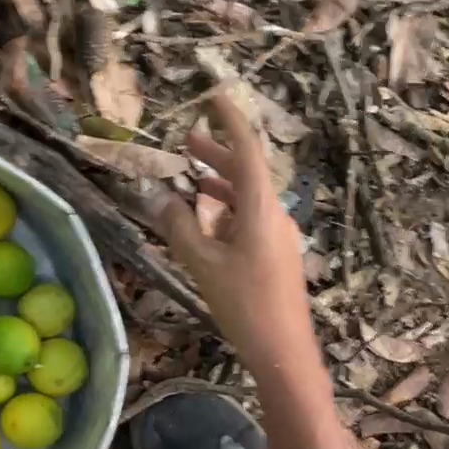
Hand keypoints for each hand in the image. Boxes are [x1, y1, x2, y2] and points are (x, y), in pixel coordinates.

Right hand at [150, 91, 350, 448]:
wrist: (284, 352)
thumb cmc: (244, 305)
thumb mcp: (203, 266)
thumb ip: (180, 229)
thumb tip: (164, 200)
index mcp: (262, 209)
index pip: (247, 151)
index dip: (229, 122)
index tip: (213, 97)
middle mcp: (277, 216)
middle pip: (248, 174)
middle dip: (217, 156)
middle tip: (188, 143)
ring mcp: (281, 238)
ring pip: (249, 200)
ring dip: (221, 188)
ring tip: (192, 185)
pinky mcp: (279, 258)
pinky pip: (253, 223)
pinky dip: (229, 215)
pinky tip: (209, 226)